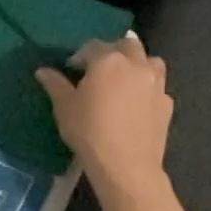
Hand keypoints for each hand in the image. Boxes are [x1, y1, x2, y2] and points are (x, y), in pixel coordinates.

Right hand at [35, 35, 173, 196]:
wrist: (126, 165)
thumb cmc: (89, 132)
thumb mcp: (64, 108)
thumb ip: (55, 85)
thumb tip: (43, 71)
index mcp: (108, 61)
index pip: (92, 46)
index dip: (79, 56)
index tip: (70, 70)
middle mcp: (136, 64)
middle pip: (127, 44)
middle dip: (113, 51)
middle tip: (99, 69)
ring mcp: (156, 83)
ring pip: (150, 61)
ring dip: (138, 63)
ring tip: (124, 79)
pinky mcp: (167, 103)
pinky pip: (158, 86)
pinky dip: (148, 88)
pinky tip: (137, 103)